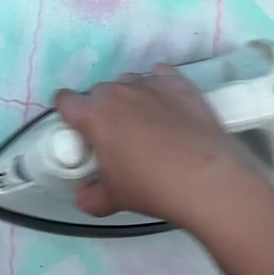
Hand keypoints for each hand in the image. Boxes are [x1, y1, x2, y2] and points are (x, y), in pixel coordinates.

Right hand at [53, 64, 257, 224]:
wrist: (209, 179)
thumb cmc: (153, 186)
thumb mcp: (115, 198)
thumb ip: (92, 195)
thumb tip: (84, 197)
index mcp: (93, 114)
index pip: (65, 100)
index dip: (69, 114)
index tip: (80, 132)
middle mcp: (117, 91)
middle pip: (98, 92)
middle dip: (102, 110)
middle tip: (116, 138)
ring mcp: (149, 83)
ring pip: (128, 83)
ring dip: (130, 99)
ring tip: (148, 126)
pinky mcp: (178, 82)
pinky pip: (159, 76)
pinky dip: (159, 88)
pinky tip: (169, 108)